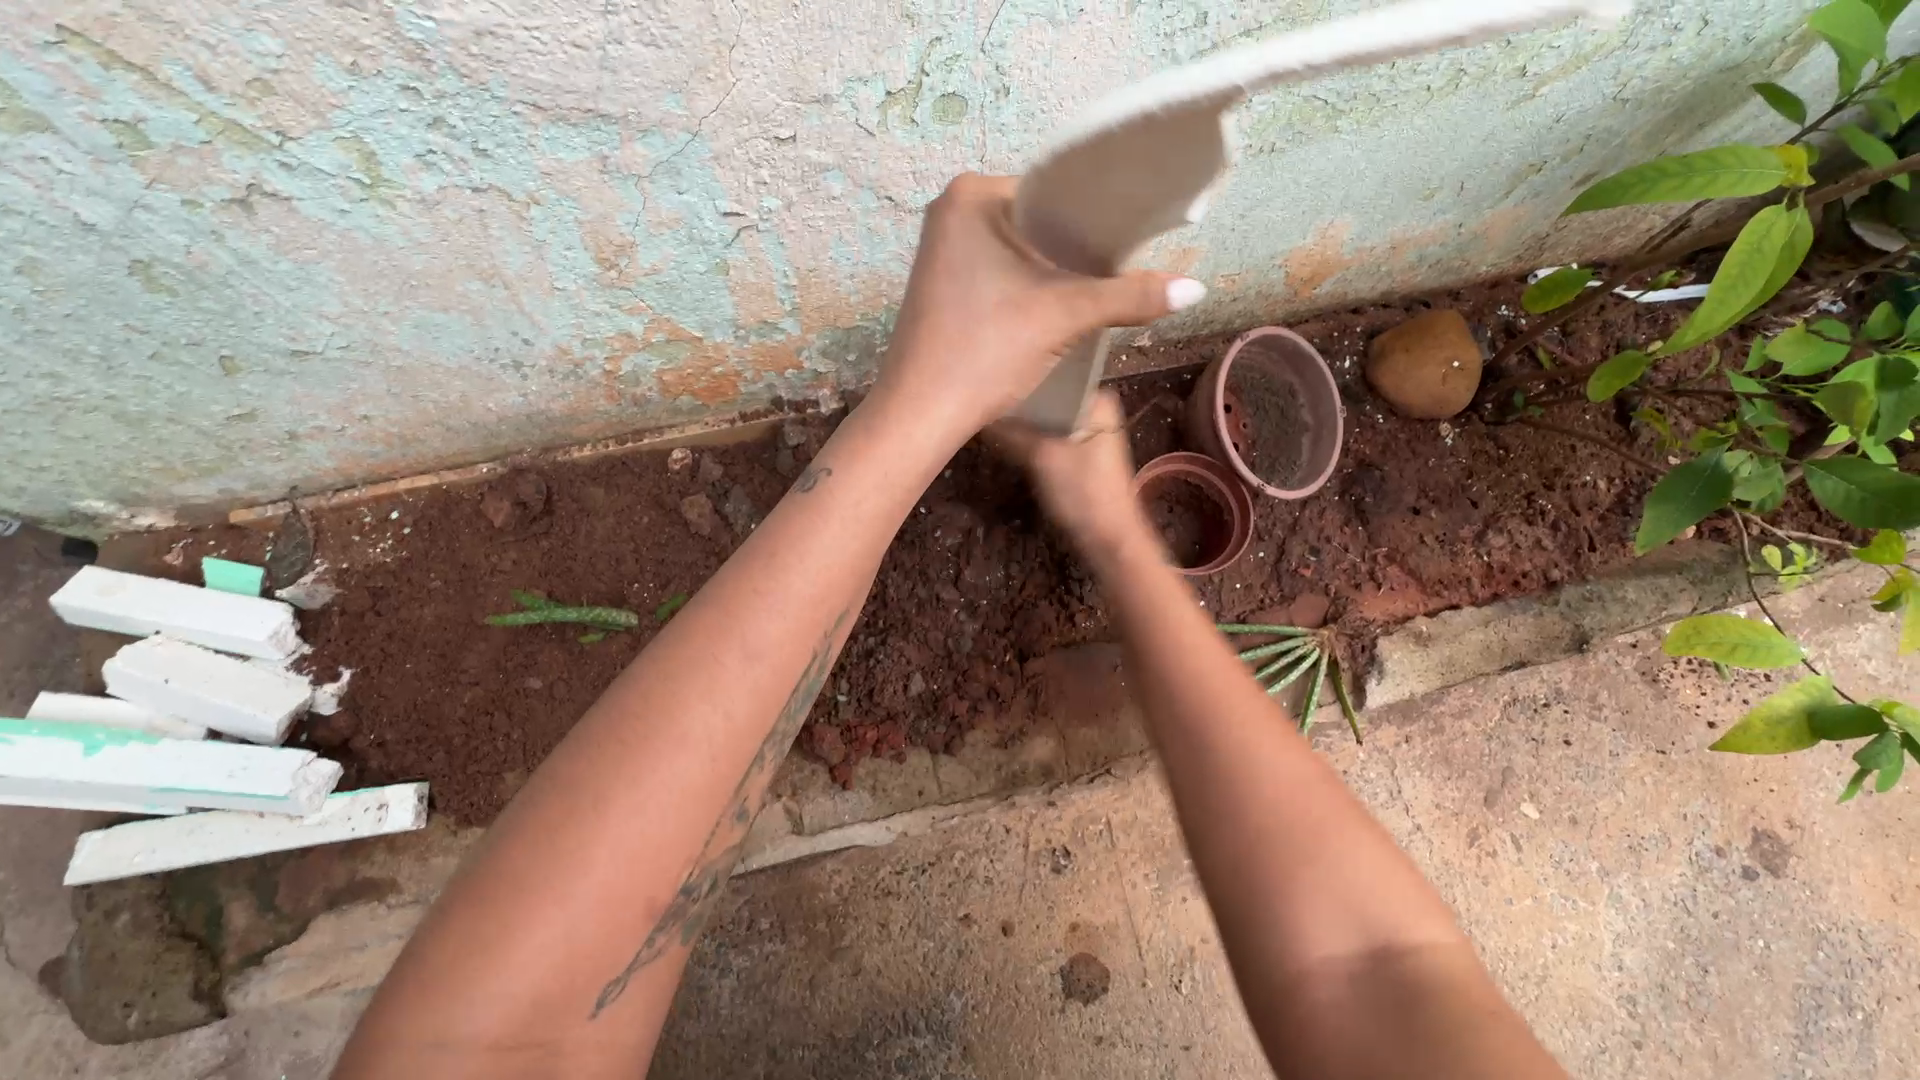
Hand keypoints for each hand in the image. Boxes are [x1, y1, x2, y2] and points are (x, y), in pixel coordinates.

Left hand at [871, 173, 1204, 439]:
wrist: (921, 414)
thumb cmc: (986, 351)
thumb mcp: (1064, 316)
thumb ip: (1129, 296)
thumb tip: (1196, 289)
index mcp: (970, 195)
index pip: (1055, 190)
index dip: (1096, 218)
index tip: (1132, 242)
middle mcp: (949, 211)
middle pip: (1038, 220)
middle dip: (1076, 247)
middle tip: (1119, 271)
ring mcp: (939, 250)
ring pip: (1019, 250)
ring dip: (1054, 271)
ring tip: (1093, 292)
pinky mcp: (939, 285)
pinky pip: (998, 271)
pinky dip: (1027, 286)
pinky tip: (1053, 308)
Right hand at [987, 391, 1156, 563]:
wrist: (1107, 537)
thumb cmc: (1082, 491)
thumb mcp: (1042, 456)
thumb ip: (1011, 431)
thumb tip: (978, 413)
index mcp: (1096, 397)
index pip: (1051, 376)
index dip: (1020, 380)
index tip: (988, 382)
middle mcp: (1094, 407)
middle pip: (1046, 397)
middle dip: (1018, 403)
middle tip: (982, 402)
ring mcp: (1087, 430)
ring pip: (1044, 418)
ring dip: (1020, 423)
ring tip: (987, 417)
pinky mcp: (1078, 452)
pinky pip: (1047, 435)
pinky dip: (1029, 438)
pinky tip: (1003, 438)